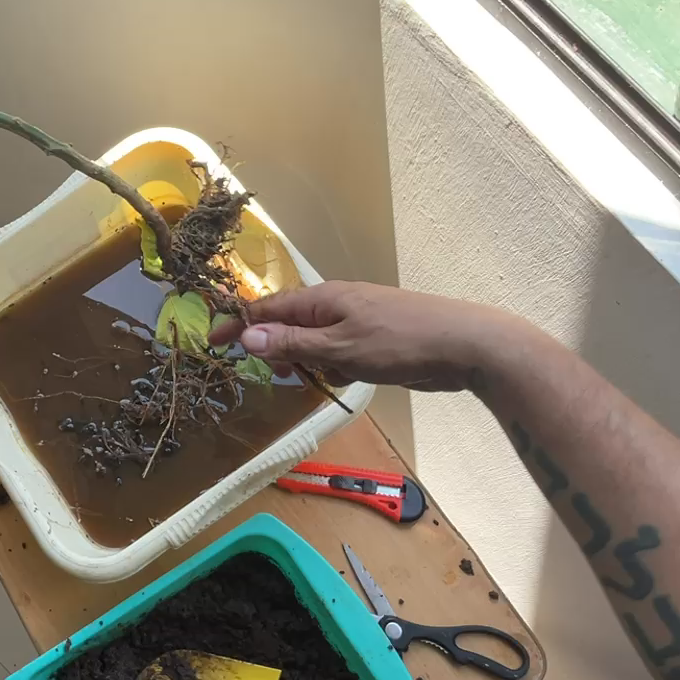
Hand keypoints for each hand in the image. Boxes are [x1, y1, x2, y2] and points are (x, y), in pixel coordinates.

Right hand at [207, 281, 528, 391]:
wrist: (466, 345)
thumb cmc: (399, 343)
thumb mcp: (339, 348)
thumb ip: (291, 343)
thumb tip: (246, 335)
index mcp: (321, 299)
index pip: (266, 309)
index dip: (238, 324)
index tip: (212, 342)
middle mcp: (335, 304)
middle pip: (287, 323)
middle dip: (274, 347)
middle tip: (268, 374)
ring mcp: (355, 319)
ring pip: (313, 339)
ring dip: (304, 360)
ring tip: (306, 380)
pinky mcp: (373, 337)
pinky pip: (336, 349)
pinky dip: (331, 364)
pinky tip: (343, 378)